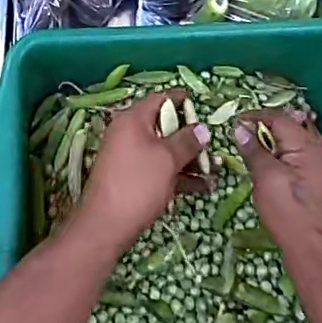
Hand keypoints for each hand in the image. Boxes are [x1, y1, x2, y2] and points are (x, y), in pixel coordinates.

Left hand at [77, 94, 208, 245]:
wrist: (106, 225)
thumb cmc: (138, 183)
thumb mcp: (167, 159)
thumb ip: (187, 141)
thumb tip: (202, 128)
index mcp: (133, 118)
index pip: (160, 98)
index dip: (182, 100)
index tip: (202, 105)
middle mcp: (129, 132)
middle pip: (164, 125)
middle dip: (190, 135)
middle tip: (213, 142)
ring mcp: (129, 155)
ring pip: (163, 150)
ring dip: (189, 159)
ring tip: (215, 169)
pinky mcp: (132, 177)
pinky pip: (158, 168)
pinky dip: (178, 174)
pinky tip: (203, 186)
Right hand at [233, 110, 321, 272]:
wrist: (316, 255)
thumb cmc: (288, 215)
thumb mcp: (265, 179)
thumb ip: (254, 150)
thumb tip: (240, 129)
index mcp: (310, 146)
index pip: (280, 118)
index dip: (255, 116)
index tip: (235, 123)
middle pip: (293, 124)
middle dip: (268, 124)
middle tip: (245, 131)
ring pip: (300, 138)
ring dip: (278, 137)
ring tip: (257, 144)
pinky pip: (305, 152)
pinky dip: (288, 150)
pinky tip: (275, 160)